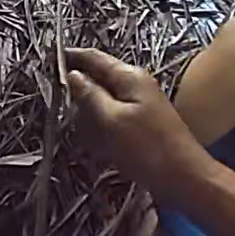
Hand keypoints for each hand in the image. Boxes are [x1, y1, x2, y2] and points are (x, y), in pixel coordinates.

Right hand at [65, 47, 215, 201]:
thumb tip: (72, 74)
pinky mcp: (142, 123)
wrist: (187, 179)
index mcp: (129, 77)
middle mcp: (136, 84)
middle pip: (99, 77)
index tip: (47, 58)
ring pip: (104, 99)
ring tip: (77, 128)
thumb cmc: (147, 148)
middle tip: (57, 102)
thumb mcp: (112, 120)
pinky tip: (96, 143)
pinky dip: (101, 126)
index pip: (94, 57)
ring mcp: (140, 103)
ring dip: (89, 112)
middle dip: (78, 89)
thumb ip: (90, 95)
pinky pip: (113, 117)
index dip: (71, 56)